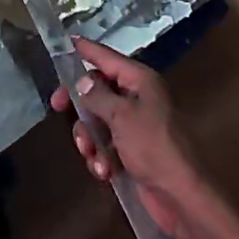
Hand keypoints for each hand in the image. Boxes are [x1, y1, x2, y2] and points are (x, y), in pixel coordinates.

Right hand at [49, 37, 198, 236]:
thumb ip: (97, 96)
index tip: (66, 42)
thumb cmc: (153, 146)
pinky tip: (104, 171)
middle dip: (80, 104)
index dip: (86, 49)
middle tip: (57, 106)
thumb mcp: (122, 116)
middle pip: (97, 90)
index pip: (107, 57)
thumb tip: (81, 81)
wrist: (180, 197)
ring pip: (97, 120)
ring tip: (92, 154)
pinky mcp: (131, 151)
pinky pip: (105, 144)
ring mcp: (134, 125)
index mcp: (140, 81)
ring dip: (89, 138)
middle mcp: (137, 97)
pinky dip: (101, 156)